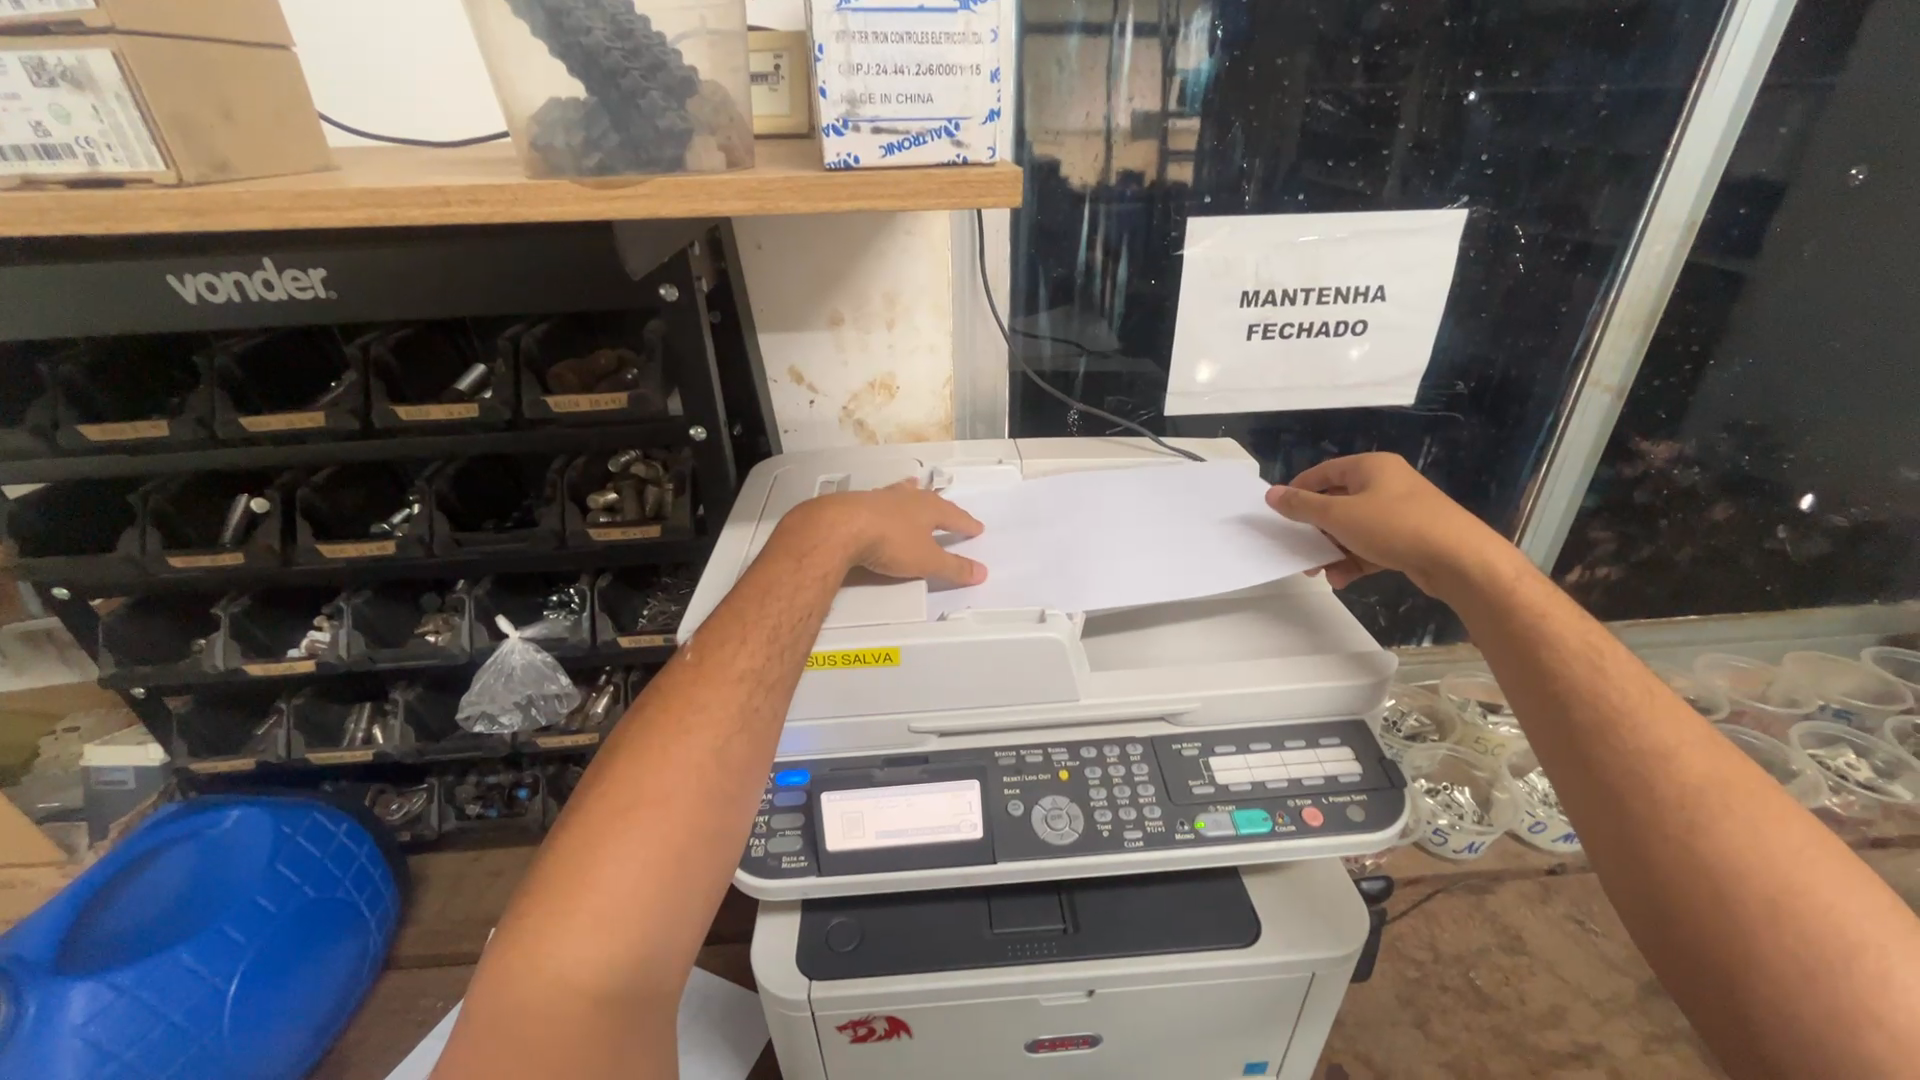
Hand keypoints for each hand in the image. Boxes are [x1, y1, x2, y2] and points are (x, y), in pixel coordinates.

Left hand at [780, 480, 987, 585]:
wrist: (841, 528)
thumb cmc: (891, 542)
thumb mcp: (927, 561)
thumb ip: (953, 568)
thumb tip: (982, 572)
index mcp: (929, 508)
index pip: (955, 516)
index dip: (966, 524)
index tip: (977, 528)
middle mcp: (907, 498)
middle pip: (928, 499)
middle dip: (939, 504)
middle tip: (946, 504)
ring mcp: (880, 498)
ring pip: (901, 493)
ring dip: (909, 494)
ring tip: (913, 487)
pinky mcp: (856, 504)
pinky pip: (877, 501)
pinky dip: (884, 503)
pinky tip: (878, 505)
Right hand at [1265, 453, 1514, 598]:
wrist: (1459, 559)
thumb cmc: (1394, 526)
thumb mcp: (1339, 515)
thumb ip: (1302, 506)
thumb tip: (1271, 494)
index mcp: (1371, 467)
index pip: (1323, 472)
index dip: (1298, 491)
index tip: (1279, 513)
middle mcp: (1386, 484)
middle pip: (1337, 502)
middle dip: (1314, 529)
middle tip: (1297, 549)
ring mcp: (1399, 513)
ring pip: (1352, 529)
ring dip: (1332, 550)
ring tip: (1318, 570)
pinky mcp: (1409, 539)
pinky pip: (1371, 546)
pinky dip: (1354, 560)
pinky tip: (1342, 579)